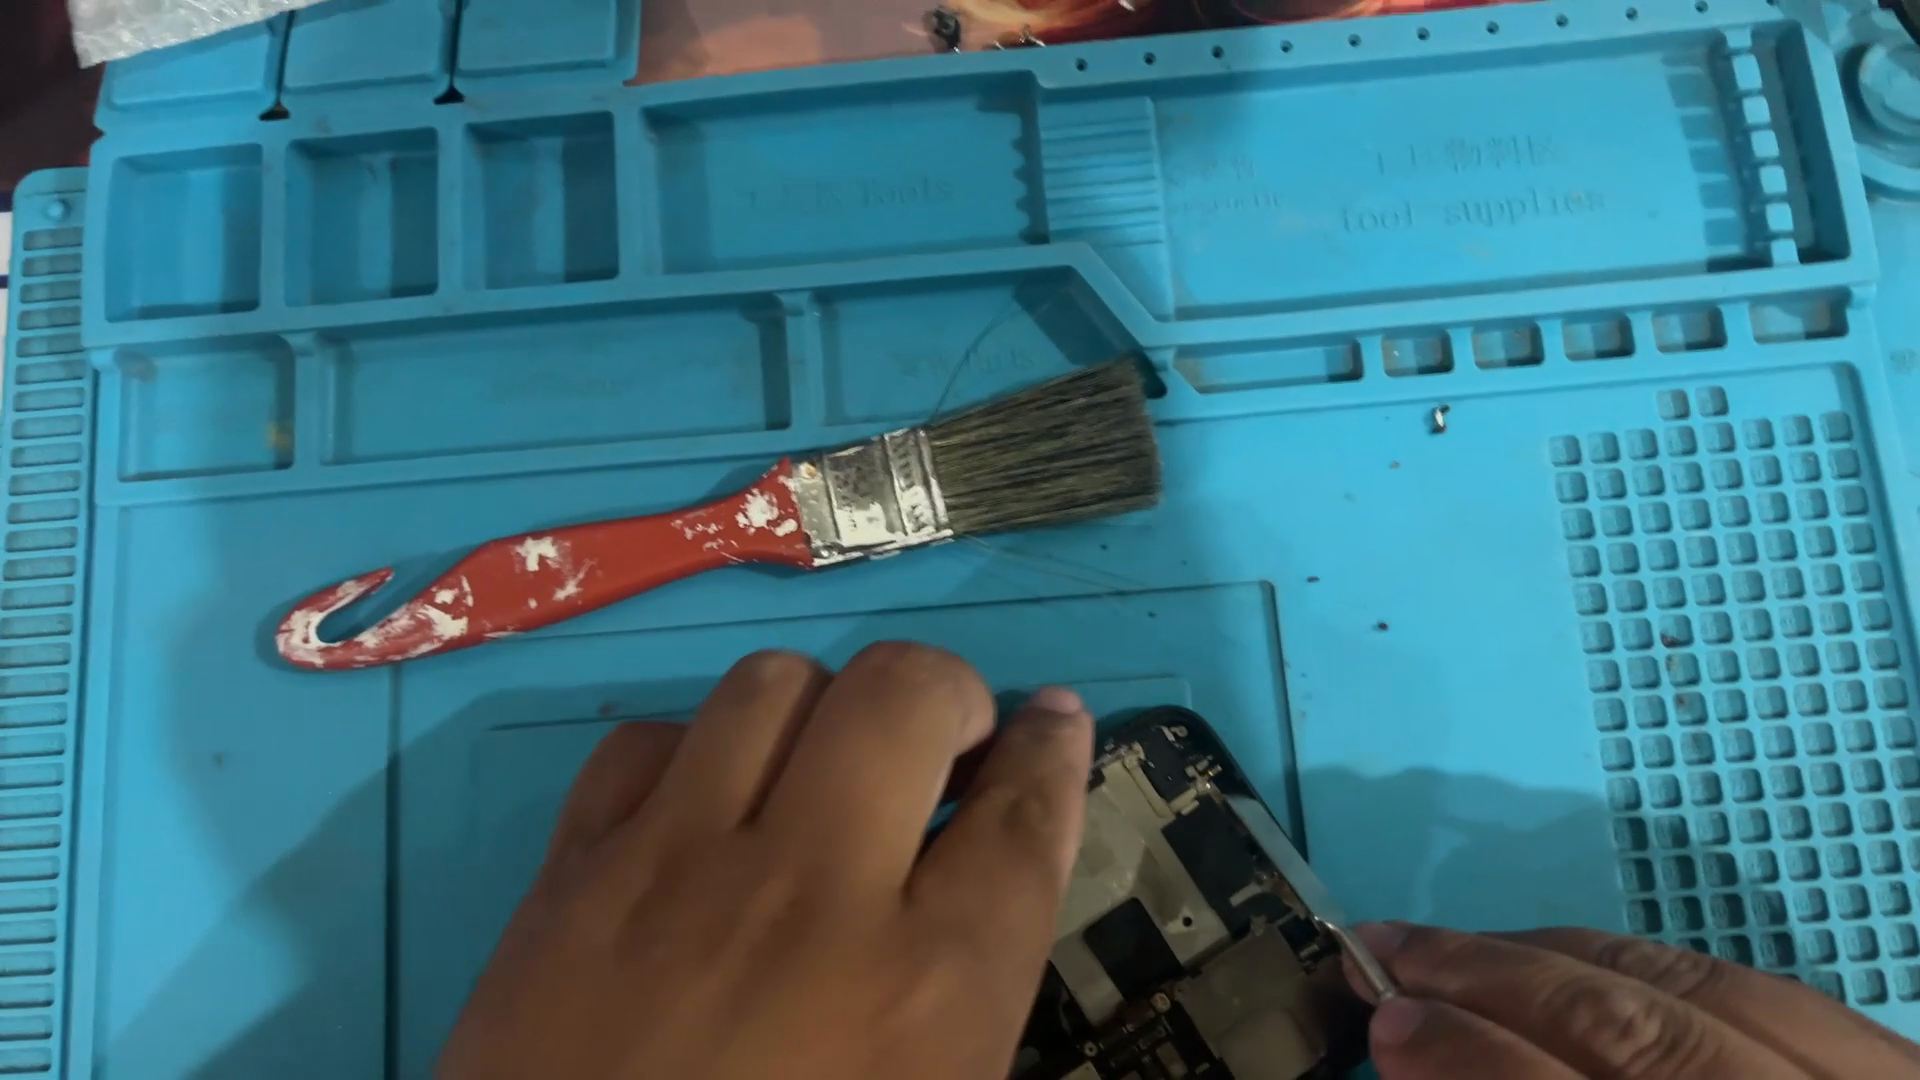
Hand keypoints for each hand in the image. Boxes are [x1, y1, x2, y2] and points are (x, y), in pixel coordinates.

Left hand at [438, 643, 1094, 1079]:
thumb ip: (982, 973)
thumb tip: (994, 848)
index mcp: (927, 991)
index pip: (1022, 812)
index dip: (1052, 746)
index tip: (1056, 715)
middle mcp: (811, 897)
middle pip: (904, 694)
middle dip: (947, 693)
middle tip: (939, 744)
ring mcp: (676, 873)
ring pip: (774, 684)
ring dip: (822, 706)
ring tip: (822, 761)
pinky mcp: (568, 881)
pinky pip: (645, 743)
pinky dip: (692, 756)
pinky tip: (702, 810)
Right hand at [1347, 922, 1919, 1078]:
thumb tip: (1411, 1053)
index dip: (1470, 1055)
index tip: (1382, 1018)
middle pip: (1639, 1035)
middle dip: (1486, 975)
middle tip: (1387, 949)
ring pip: (1698, 987)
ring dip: (1548, 951)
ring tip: (1457, 944)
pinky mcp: (1904, 1074)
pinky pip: (1760, 986)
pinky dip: (1642, 960)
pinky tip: (1570, 955)